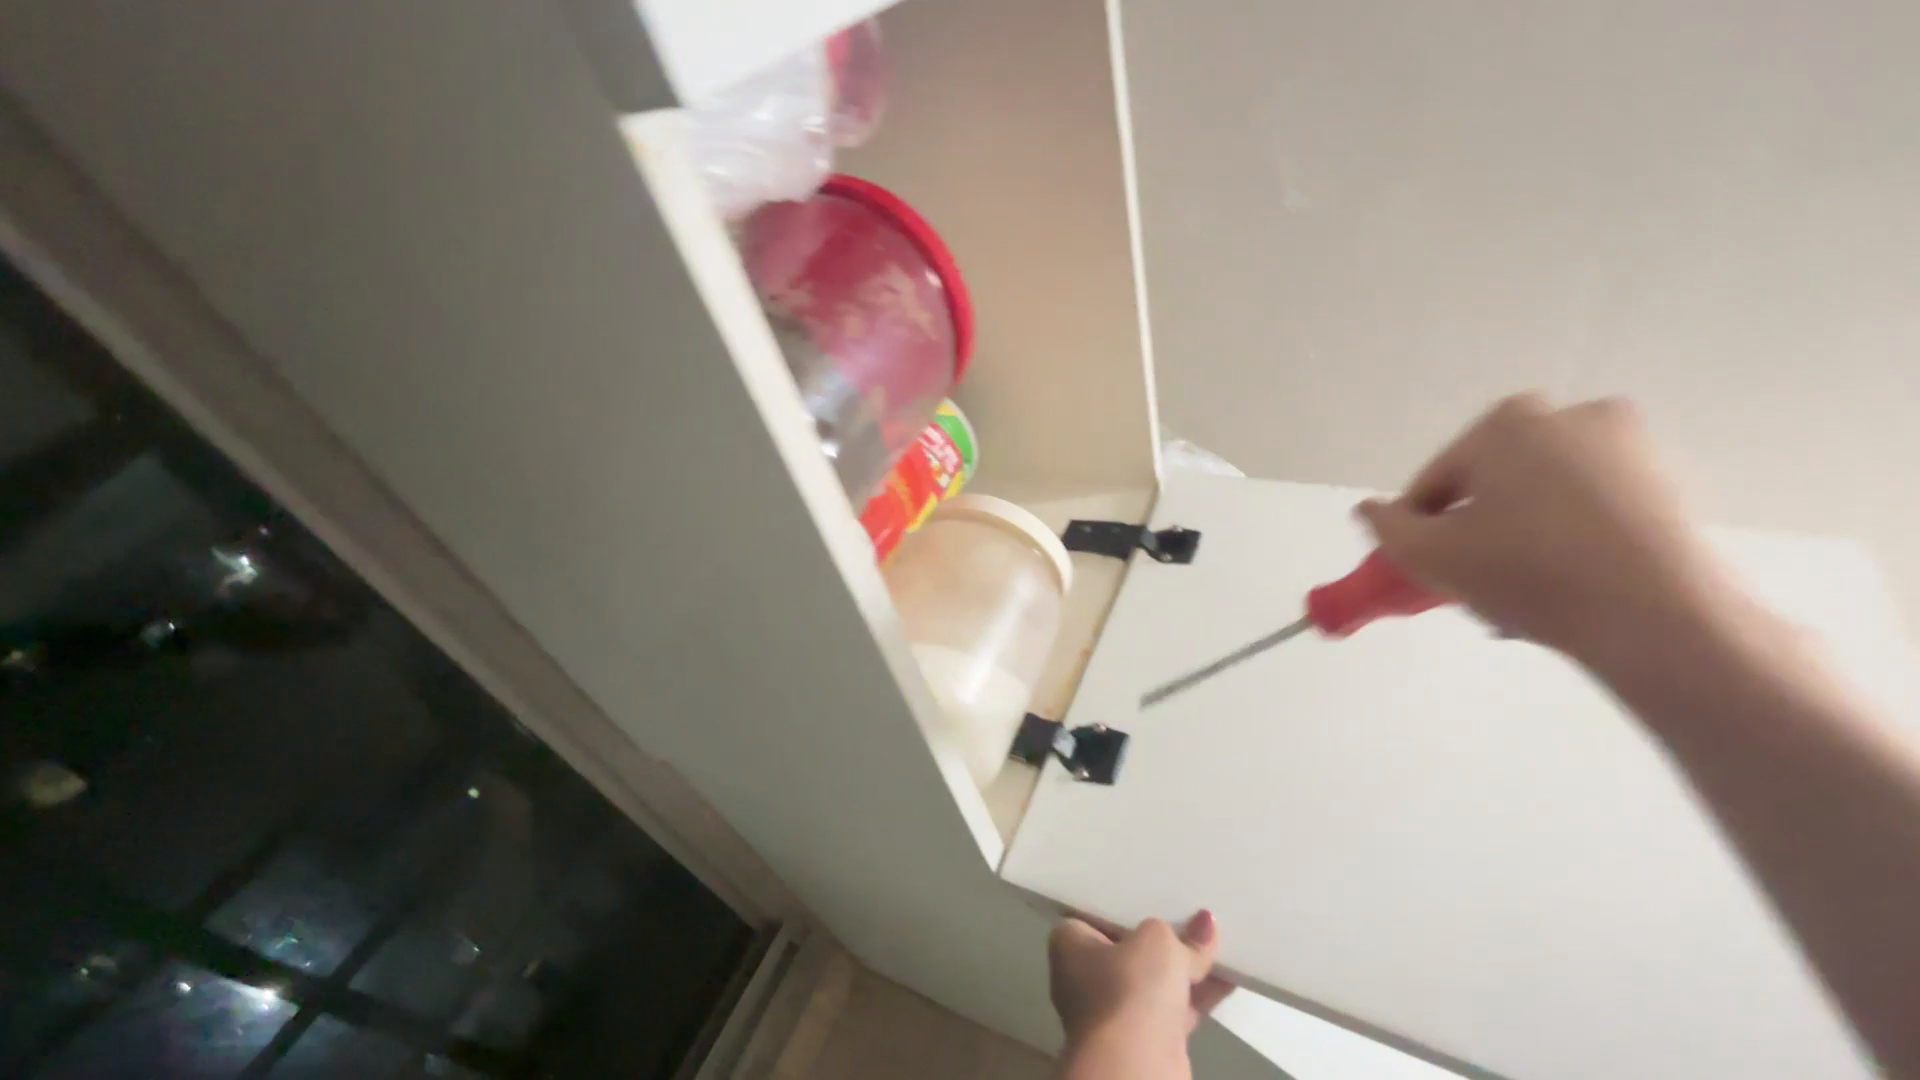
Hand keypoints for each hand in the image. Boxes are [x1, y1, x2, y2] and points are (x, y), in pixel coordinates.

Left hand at [1048, 911, 1231, 1061]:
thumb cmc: (1128, 988)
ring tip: (1217, 939)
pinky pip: (1173, 1009)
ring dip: (1183, 967)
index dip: (1120, 907)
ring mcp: (1113, 1014)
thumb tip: (1205, 924)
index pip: (1092, 915)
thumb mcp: (1157, 942)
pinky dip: (1197, 995)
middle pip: (1126, 949)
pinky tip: (1229, 977)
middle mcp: (1083, 978)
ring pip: (1152, 981)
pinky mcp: (1143, 1042)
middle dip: (1157, 938)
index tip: (1147, 895)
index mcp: (1069, 945)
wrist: (1134, 1069)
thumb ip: (1182, 935)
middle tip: (1188, 913)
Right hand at [1357, 394, 1733, 675]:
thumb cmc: (1526, 572)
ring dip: (1517, 537)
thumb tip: (1369, 508)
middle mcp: (1569, 417)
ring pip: (1540, 498)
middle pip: (1491, 484)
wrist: (1656, 617)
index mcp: (1507, 422)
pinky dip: (1566, 540)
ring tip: (1514, 592)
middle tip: (1469, 581)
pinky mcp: (1666, 483)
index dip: (1419, 526)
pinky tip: (1561, 587)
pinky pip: (1588, 509)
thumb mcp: (1427, 555)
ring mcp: (1626, 447)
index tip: (1423, 568)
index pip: (1436, 480)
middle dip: (1474, 529)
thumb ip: (1386, 527)